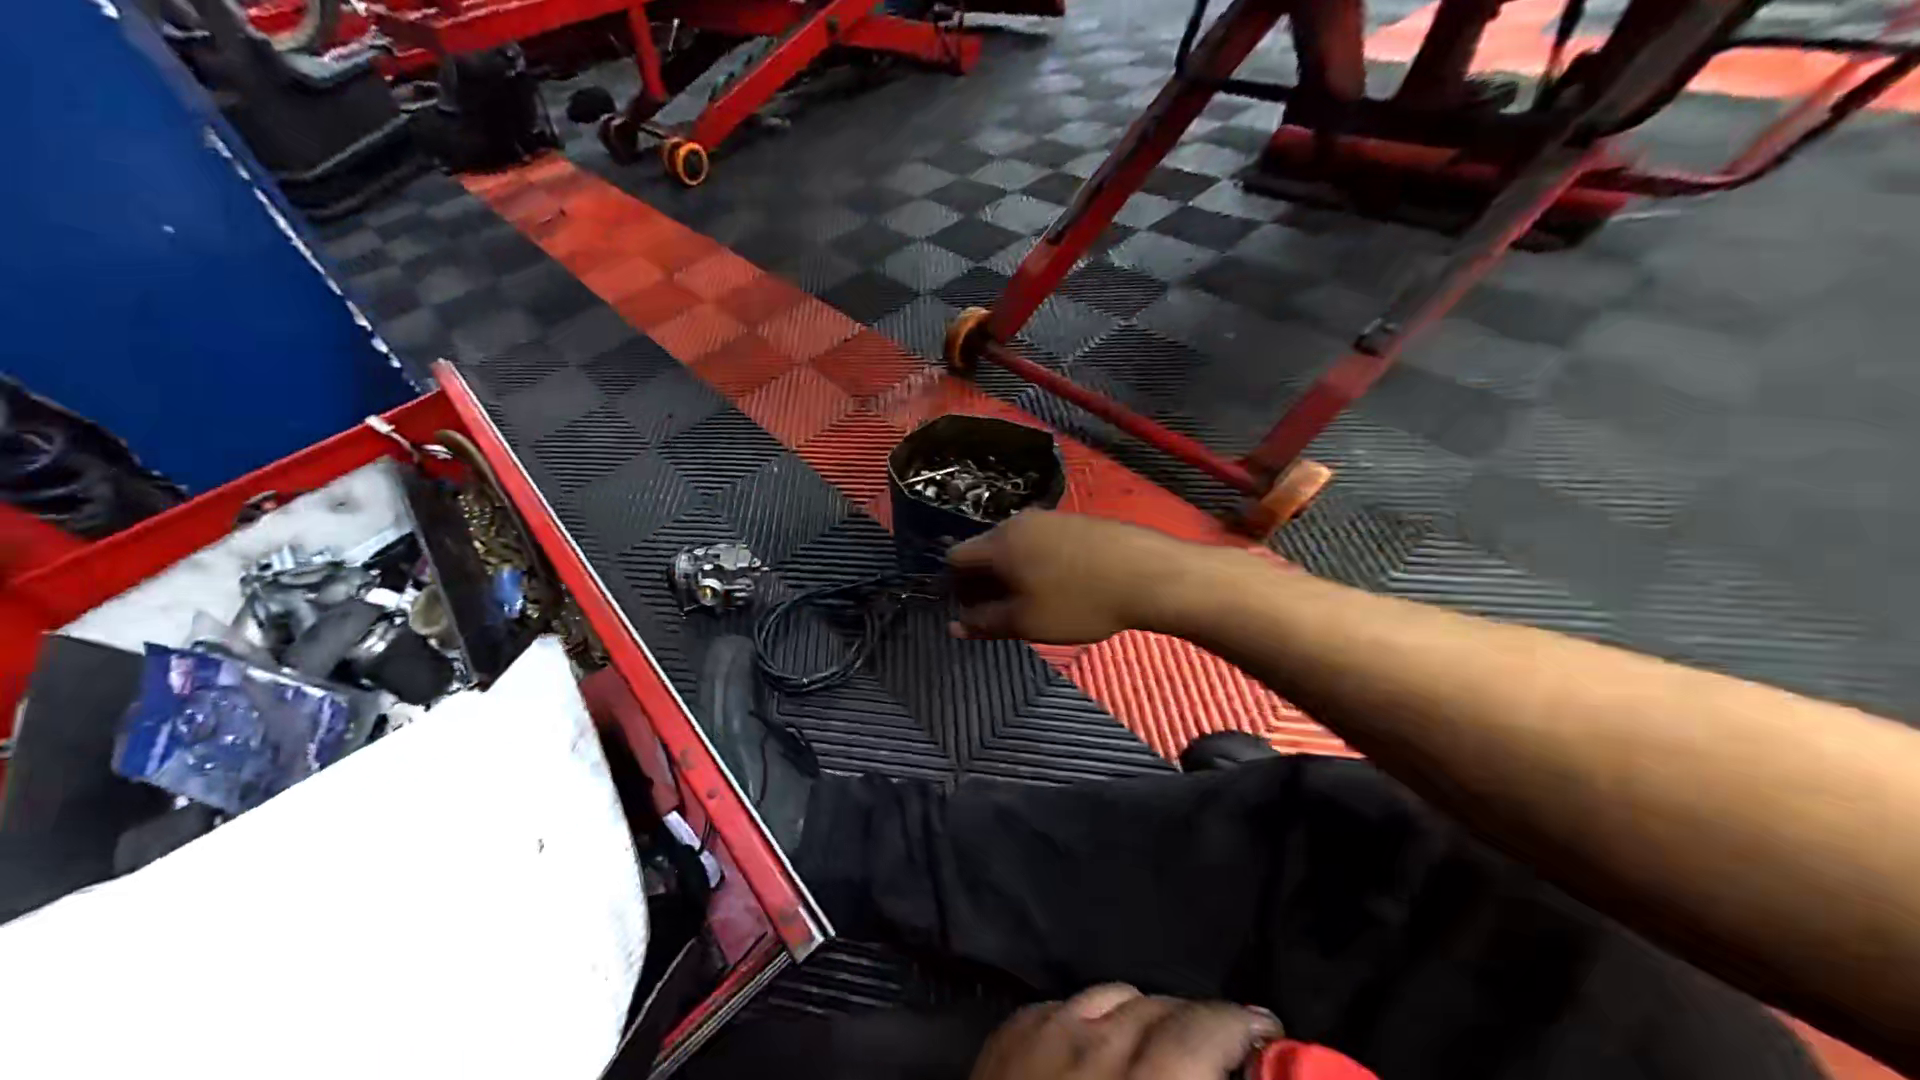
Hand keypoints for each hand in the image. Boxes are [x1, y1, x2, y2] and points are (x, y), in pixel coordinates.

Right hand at [946, 512, 1213, 643]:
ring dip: (1015, 571)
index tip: (972, 609)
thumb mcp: (1027, 622)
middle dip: (986, 579)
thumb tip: (955, 626)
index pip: (956, 556)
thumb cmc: (1080, 601)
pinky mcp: (1078, 521)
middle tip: (1003, 610)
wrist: (1149, 573)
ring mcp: (1051, 517)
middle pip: (986, 548)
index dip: (955, 585)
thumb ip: (985, 623)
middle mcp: (1020, 522)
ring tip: (1036, 600)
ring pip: (1017, 545)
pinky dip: (1041, 562)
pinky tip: (1065, 584)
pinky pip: (1044, 541)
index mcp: (999, 542)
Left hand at [971, 984, 1280, 1079]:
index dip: (1242, 1025)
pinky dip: (1093, 1016)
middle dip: (1201, 1020)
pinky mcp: (1011, 1032)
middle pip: (1163, 1007)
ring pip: (1116, 993)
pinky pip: (1067, 1002)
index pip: (1203, 1032)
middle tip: (1223, 1046)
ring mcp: (1047, 1033)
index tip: (1267, 1032)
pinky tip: (1098, 1043)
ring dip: (1147, 1015)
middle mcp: (1096, 1050)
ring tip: (1161, 1041)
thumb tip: (1227, 1076)